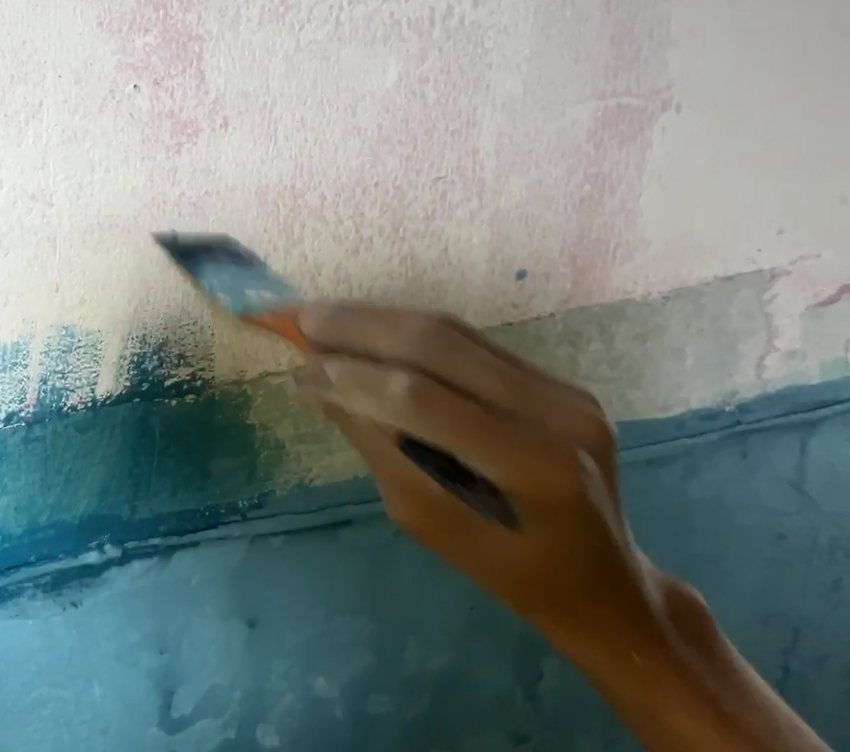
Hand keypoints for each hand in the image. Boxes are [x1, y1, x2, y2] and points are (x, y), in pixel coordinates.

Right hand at [295, 302, 652, 640]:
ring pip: (448, 329)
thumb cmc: (505, 567)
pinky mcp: (554, 379)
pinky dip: (403, 328)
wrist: (603, 581)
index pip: (420, 397)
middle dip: (356, 327)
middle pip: (436, 343)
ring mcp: (561, 389)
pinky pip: (465, 339)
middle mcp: (555, 413)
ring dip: (374, 318)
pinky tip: (363, 328)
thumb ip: (375, 443)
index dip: (350, 376)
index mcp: (530, 464)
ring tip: (317, 318)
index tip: (298, 371)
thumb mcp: (425, 518)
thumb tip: (316, 384)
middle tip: (295, 320)